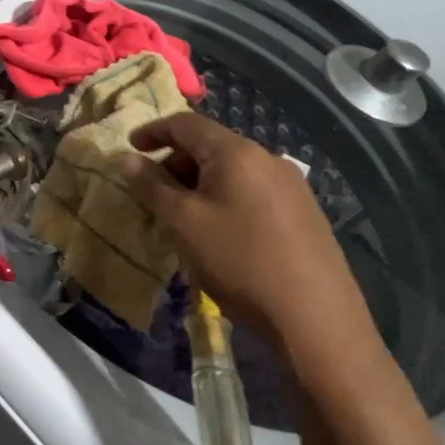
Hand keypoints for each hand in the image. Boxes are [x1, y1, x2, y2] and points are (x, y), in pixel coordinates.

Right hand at [119, 112, 370, 345]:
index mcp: (237, 152)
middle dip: (175, 162)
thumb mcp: (183, 222)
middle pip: (210, 145)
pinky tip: (220, 232)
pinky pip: (253, 191)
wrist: (317, 321)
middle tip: (152, 191)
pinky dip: (225, 198)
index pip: (185, 123)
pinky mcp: (305, 215)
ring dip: (200, 183)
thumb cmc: (239, 261)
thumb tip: (127, 159)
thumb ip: (151, 185)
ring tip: (183, 216)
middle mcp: (268, 159)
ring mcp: (292, 187)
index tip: (129, 148)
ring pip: (232, 171)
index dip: (152, 131)